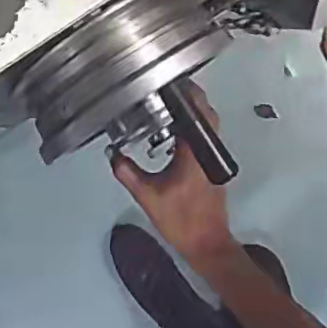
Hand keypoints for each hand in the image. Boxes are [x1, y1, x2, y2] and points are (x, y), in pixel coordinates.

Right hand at [111, 79, 238, 265]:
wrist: (206, 245)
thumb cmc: (183, 222)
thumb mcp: (147, 196)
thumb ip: (127, 172)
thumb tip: (113, 155)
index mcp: (195, 152)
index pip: (198, 111)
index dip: (188, 93)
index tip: (172, 82)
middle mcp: (208, 151)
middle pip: (207, 113)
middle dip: (190, 98)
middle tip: (169, 90)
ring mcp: (212, 159)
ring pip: (208, 124)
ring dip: (192, 112)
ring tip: (168, 107)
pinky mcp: (211, 167)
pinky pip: (206, 137)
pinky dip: (193, 128)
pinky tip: (173, 134)